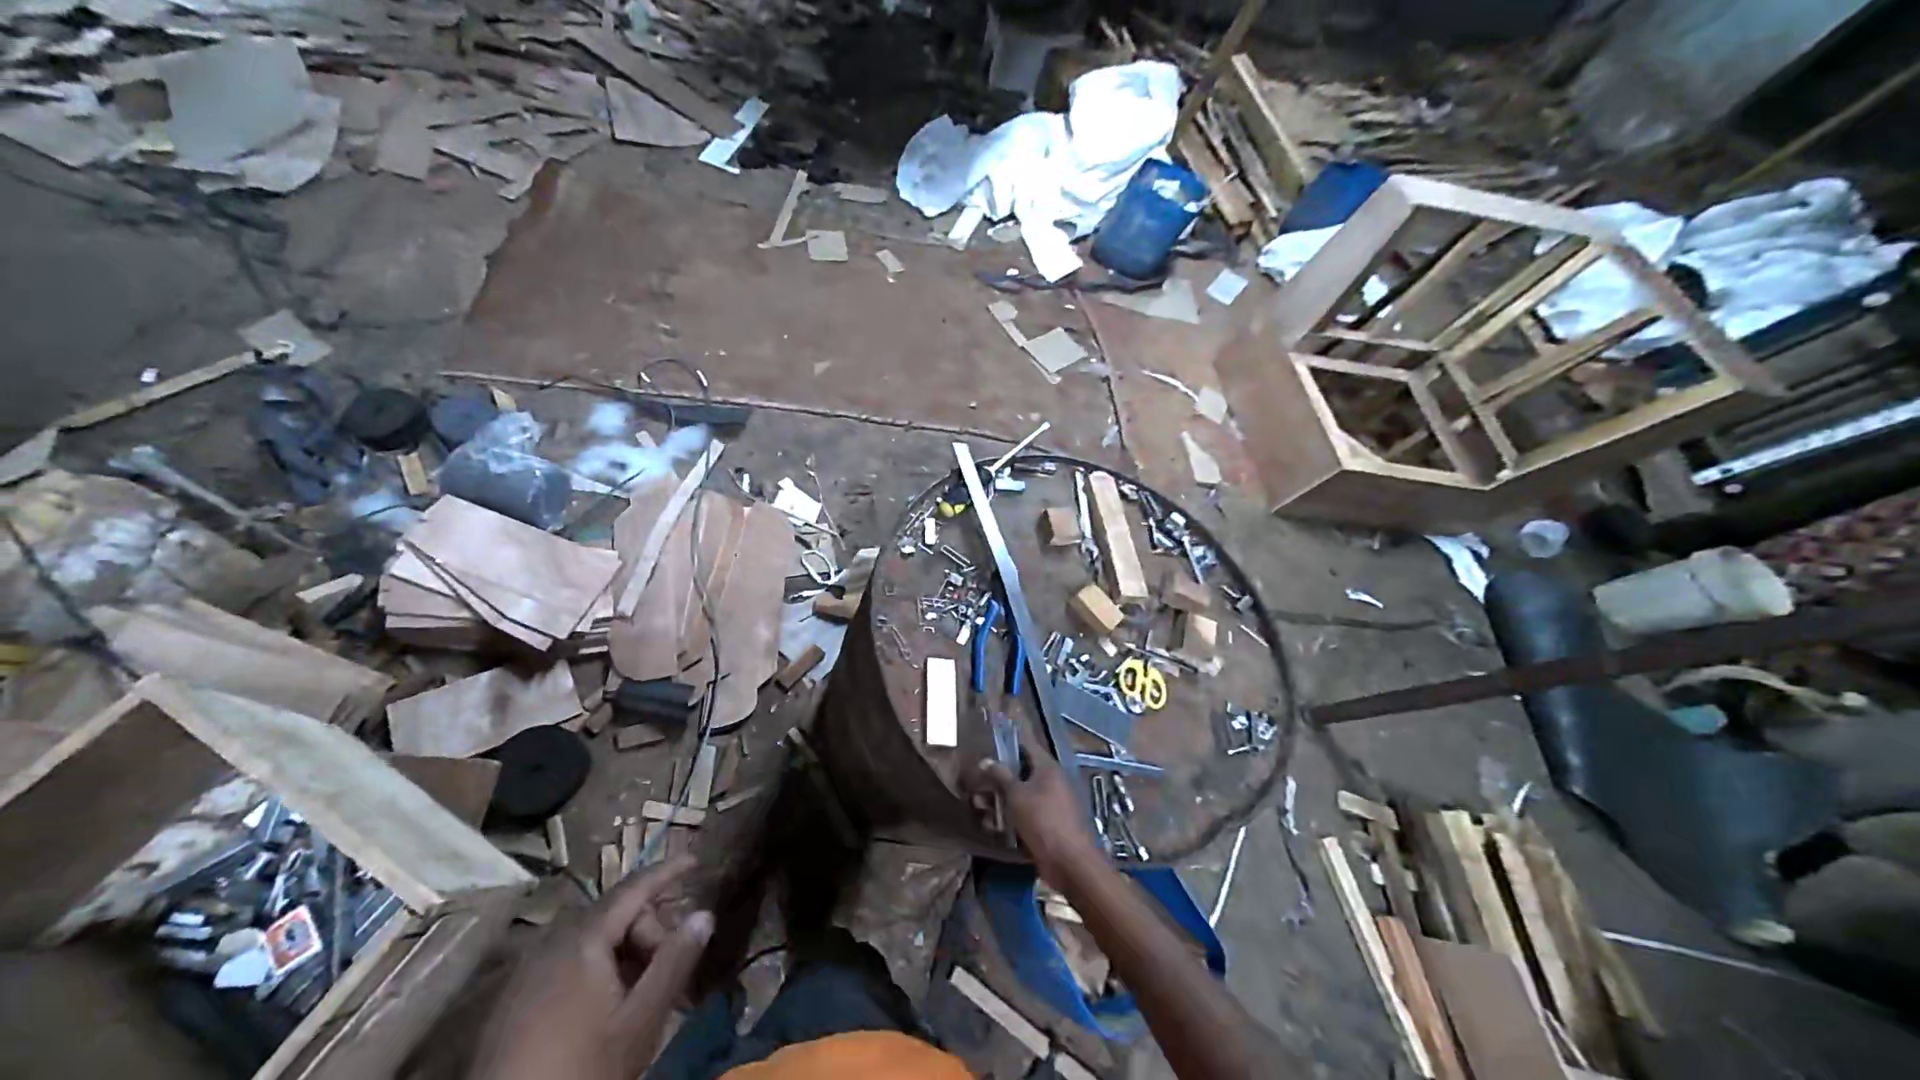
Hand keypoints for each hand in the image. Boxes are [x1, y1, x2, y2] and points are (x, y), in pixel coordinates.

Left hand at [471, 855, 713, 1079]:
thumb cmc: (582, 1068)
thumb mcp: (641, 1019)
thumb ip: (675, 962)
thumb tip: (704, 914)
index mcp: (583, 940)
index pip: (634, 888)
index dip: (667, 871)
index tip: (696, 859)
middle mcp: (551, 943)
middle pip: (615, 916)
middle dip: (649, 932)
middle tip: (671, 973)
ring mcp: (528, 970)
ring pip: (592, 940)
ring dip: (626, 953)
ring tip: (645, 993)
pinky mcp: (515, 999)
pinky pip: (568, 961)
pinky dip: (599, 968)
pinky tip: (609, 1005)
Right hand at [965, 744, 1099, 879]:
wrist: (1069, 862)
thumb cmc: (1043, 820)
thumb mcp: (1016, 795)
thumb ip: (1001, 776)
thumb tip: (986, 760)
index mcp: (1048, 768)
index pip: (1027, 744)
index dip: (1010, 738)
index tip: (992, 737)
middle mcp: (1052, 782)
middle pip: (1021, 771)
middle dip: (998, 777)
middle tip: (977, 781)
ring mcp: (1051, 804)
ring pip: (1021, 794)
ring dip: (1000, 799)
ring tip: (979, 807)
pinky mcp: (1048, 824)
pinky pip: (1025, 814)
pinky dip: (1011, 816)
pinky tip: (993, 825)